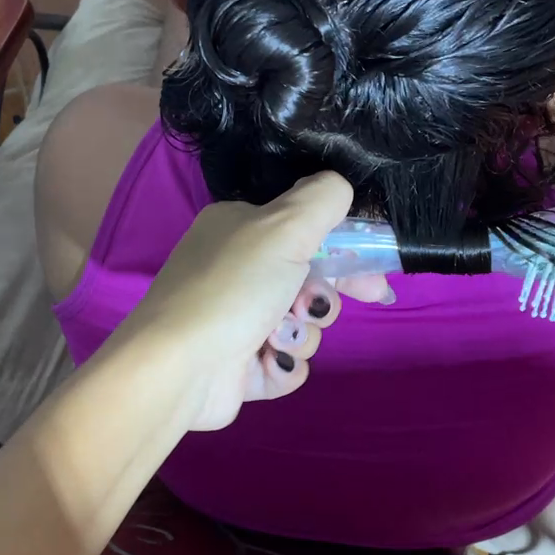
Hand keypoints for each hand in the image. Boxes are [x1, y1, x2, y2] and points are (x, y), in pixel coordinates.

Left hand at [108, 170, 354, 431]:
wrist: (180, 368)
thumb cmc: (233, 289)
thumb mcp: (283, 227)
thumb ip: (322, 199)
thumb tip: (340, 186)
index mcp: (241, 229)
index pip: (308, 232)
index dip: (347, 254)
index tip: (374, 278)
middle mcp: (238, 271)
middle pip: (311, 281)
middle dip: (320, 300)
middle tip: (311, 308)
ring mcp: (239, 322)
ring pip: (303, 326)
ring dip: (299, 334)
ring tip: (275, 337)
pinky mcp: (241, 367)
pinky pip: (287, 363)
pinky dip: (284, 365)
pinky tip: (266, 363)